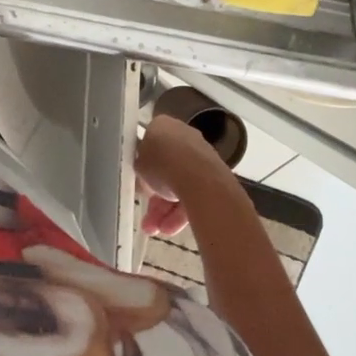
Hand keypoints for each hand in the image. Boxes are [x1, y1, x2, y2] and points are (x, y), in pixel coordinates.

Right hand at [134, 115, 239, 237]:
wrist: (201, 181)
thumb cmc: (162, 165)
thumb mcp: (139, 166)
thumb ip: (140, 168)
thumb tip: (145, 178)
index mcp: (162, 125)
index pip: (149, 141)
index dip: (143, 163)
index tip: (139, 180)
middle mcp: (184, 136)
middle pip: (165, 167)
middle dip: (155, 195)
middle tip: (146, 213)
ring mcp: (202, 157)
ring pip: (179, 184)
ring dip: (166, 209)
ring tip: (156, 230)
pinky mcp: (216, 177)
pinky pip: (193, 193)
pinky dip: (181, 211)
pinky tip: (170, 229)